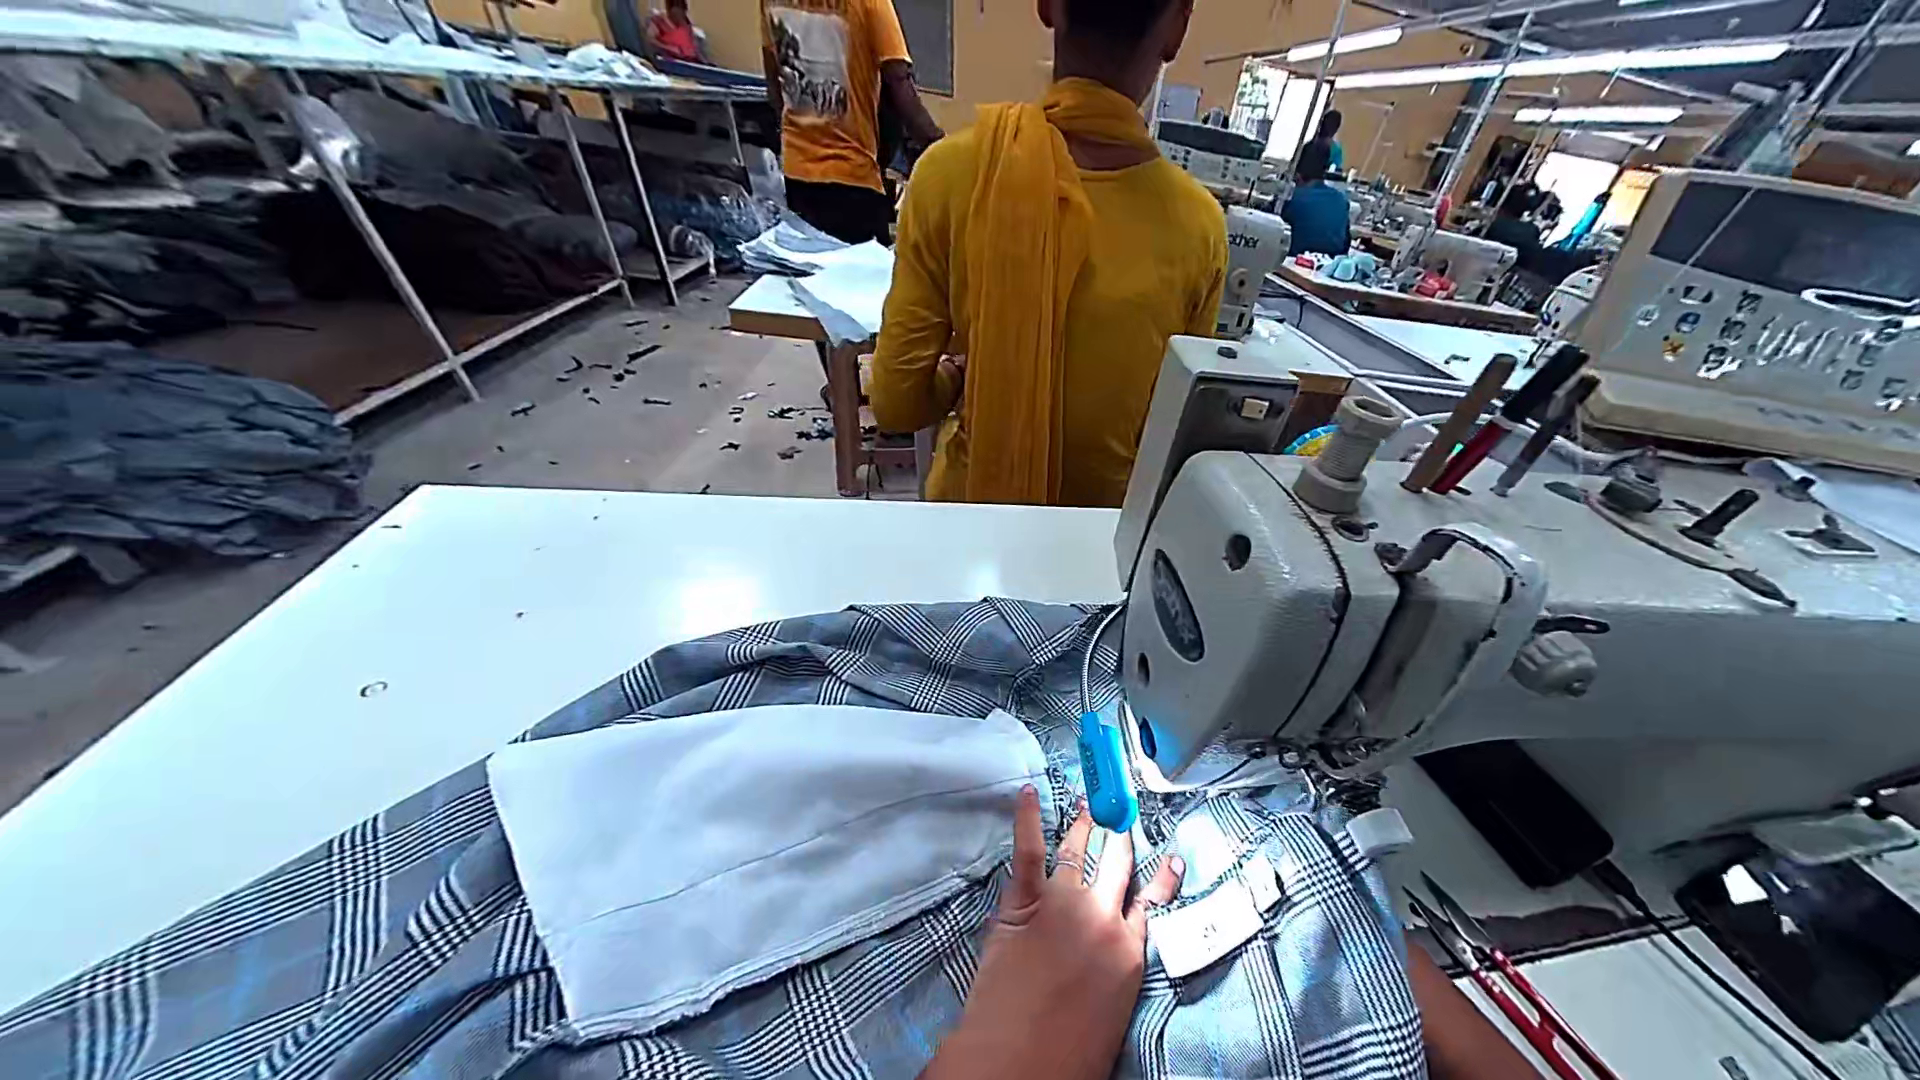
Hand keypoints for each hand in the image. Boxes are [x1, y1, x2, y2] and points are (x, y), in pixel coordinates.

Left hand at [920, 788, 1183, 1079]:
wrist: (1016, 1064)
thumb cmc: (1066, 1055)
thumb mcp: (1113, 1010)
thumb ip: (1116, 966)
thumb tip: (1110, 944)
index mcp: (1129, 953)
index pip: (1150, 902)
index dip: (1159, 877)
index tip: (1167, 856)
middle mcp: (1103, 919)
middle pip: (1119, 867)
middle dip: (1121, 839)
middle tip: (1122, 815)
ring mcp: (1064, 904)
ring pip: (1079, 852)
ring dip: (1085, 825)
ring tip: (1089, 804)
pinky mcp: (1025, 901)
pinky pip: (1029, 850)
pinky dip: (1027, 818)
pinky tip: (1028, 793)